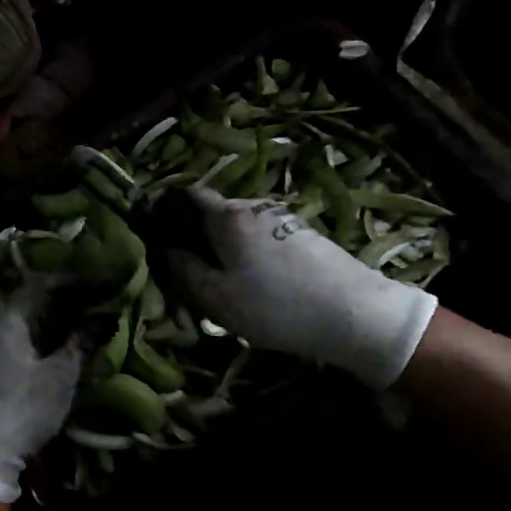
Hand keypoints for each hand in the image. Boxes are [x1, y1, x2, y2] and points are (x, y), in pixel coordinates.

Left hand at [0, 287, 84, 503]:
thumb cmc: (23, 407)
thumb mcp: (60, 375)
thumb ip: (80, 343)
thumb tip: (101, 319)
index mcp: (11, 320)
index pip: (42, 283)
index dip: (72, 280)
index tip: (101, 282)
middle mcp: (2, 328)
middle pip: (39, 302)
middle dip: (72, 299)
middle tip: (104, 301)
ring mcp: (0, 349)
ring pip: (37, 323)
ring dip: (65, 320)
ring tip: (96, 321)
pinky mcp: (3, 369)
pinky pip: (33, 341)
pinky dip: (55, 338)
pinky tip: (75, 345)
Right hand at [161, 187, 437, 388]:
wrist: (357, 314)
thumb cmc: (277, 306)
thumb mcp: (218, 298)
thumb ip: (183, 271)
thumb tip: (162, 250)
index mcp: (227, 216)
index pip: (185, 196)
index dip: (164, 209)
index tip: (153, 233)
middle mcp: (252, 207)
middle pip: (210, 212)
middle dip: (192, 233)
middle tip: (184, 267)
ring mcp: (280, 218)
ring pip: (235, 226)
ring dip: (220, 245)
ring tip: (217, 278)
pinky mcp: (300, 233)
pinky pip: (257, 236)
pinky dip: (243, 251)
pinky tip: (250, 280)